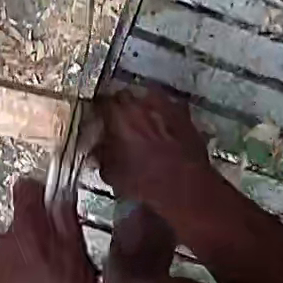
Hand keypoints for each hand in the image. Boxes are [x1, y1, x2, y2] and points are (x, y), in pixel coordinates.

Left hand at [0, 176, 95, 282]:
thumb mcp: (77, 268)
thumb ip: (69, 227)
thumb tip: (65, 199)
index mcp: (27, 229)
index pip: (30, 187)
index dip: (48, 189)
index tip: (62, 198)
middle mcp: (4, 240)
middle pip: (26, 218)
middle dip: (46, 228)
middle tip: (69, 248)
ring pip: (20, 245)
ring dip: (36, 254)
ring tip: (57, 279)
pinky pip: (12, 268)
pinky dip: (25, 275)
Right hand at [93, 87, 221, 211]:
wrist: (184, 186)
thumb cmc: (146, 182)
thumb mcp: (113, 174)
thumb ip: (101, 157)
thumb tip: (98, 152)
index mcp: (119, 116)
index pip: (101, 102)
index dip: (99, 110)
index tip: (98, 118)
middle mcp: (142, 105)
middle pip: (125, 95)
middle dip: (120, 106)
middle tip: (119, 122)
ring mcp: (166, 107)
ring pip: (149, 97)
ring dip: (144, 106)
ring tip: (144, 123)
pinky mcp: (185, 115)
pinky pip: (171, 107)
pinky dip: (166, 114)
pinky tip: (165, 128)